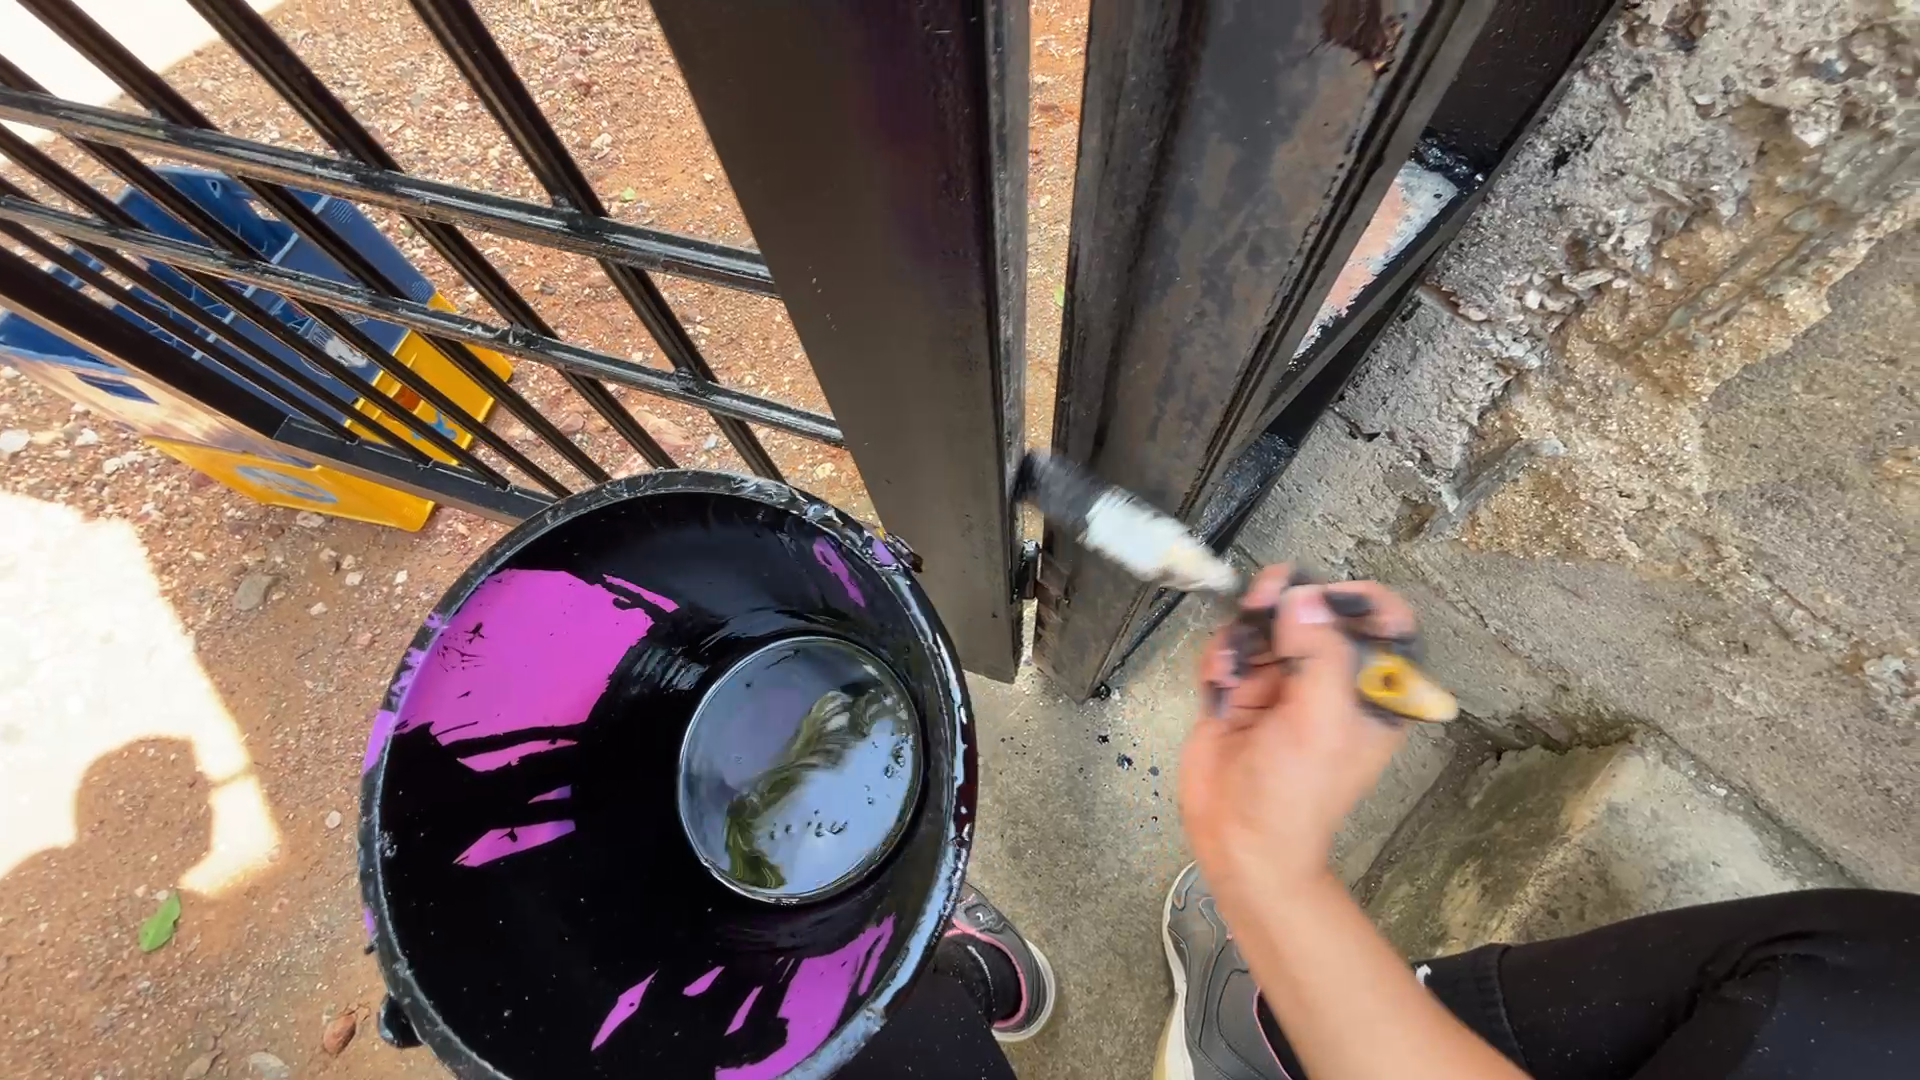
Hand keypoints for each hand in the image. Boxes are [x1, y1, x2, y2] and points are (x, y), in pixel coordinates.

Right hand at [1178, 565, 1416, 900]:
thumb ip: (1320, 652)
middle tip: (1259, 600)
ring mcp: (1279, 682)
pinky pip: (1228, 649)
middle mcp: (1328, 678)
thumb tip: (1304, 593)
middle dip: (1284, 603)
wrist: (1238, 837)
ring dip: (1242, 635)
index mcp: (1370, 689)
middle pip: (1313, 612)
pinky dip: (1218, 658)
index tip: (1316, 598)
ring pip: (1264, 624)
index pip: (1381, 622)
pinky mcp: (1238, 689)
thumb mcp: (1321, 721)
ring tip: (1229, 666)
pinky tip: (1217, 685)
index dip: (1353, 599)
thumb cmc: (1295, 790)